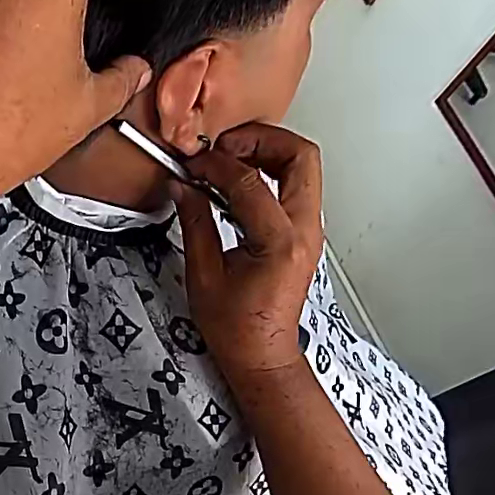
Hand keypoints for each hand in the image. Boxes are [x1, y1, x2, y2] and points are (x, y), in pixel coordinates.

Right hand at [175, 123, 326, 380]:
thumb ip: (195, 224)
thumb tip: (183, 187)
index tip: (193, 164)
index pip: (249, 181)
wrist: (261, 355)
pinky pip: (297, 188)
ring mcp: (311, 233)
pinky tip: (240, 186)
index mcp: (279, 243)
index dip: (216, 165)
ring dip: (268, 154)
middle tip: (224, 146)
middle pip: (299, 156)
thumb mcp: (204, 276)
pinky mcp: (305, 236)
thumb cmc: (236, 329)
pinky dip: (271, 175)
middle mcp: (304, 232)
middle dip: (260, 139)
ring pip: (304, 167)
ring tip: (230, 162)